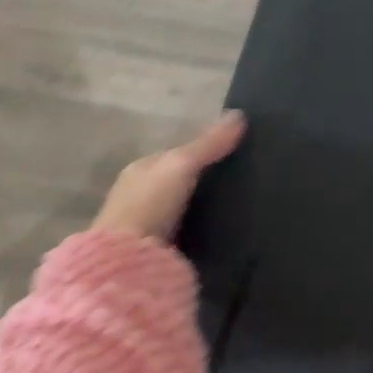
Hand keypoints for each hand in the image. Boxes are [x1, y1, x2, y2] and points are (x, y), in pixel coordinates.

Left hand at [92, 111, 246, 240]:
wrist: (128, 259)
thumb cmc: (150, 203)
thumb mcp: (182, 165)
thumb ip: (209, 143)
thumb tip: (240, 113)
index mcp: (141, 169)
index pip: (177, 154)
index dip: (204, 152)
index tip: (237, 155)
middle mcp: (139, 193)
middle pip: (180, 180)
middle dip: (205, 179)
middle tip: (244, 181)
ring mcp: (147, 222)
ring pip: (184, 205)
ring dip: (205, 204)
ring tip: (241, 205)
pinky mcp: (157, 247)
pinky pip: (187, 228)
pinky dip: (203, 225)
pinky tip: (223, 227)